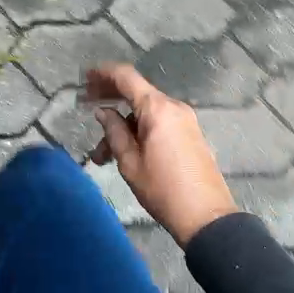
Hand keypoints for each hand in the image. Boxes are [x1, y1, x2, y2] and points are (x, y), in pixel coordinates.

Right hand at [86, 62, 237, 245]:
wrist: (209, 220)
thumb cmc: (164, 190)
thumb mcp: (130, 162)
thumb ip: (114, 131)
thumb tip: (104, 112)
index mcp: (157, 108)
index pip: (125, 76)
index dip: (103, 73)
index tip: (85, 78)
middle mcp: (173, 106)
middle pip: (135, 92)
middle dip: (110, 98)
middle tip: (87, 105)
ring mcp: (185, 120)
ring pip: (145, 112)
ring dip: (123, 124)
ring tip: (102, 153)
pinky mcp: (190, 134)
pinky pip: (159, 122)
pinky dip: (139, 129)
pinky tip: (126, 150)